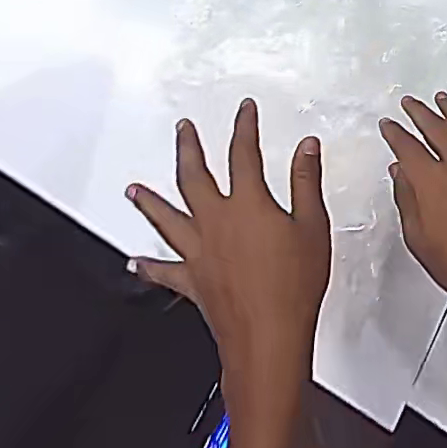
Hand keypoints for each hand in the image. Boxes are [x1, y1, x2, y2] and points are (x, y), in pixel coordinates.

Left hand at [127, 99, 331, 397]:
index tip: (244, 110)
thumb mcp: (312, 224)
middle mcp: (217, 224)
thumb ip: (306, 181)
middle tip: (183, 130)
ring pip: (168, 219)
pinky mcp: (193, 282)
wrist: (269, 337)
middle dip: (188, 149)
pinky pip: (163, 270)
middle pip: (194, 178)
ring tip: (134, 189)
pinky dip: (147, 265)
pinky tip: (134, 261)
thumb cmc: (294, 284)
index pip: (243, 154)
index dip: (244, 127)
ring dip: (150, 201)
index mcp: (249, 205)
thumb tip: (306, 147)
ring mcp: (200, 253)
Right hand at [379, 94, 446, 349]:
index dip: (395, 134)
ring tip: (439, 99)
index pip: (408, 147)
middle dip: (419, 113)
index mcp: (434, 182)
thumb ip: (407, 200)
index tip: (388, 125)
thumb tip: (400, 175)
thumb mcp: (420, 239)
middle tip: (409, 103)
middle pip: (436, 127)